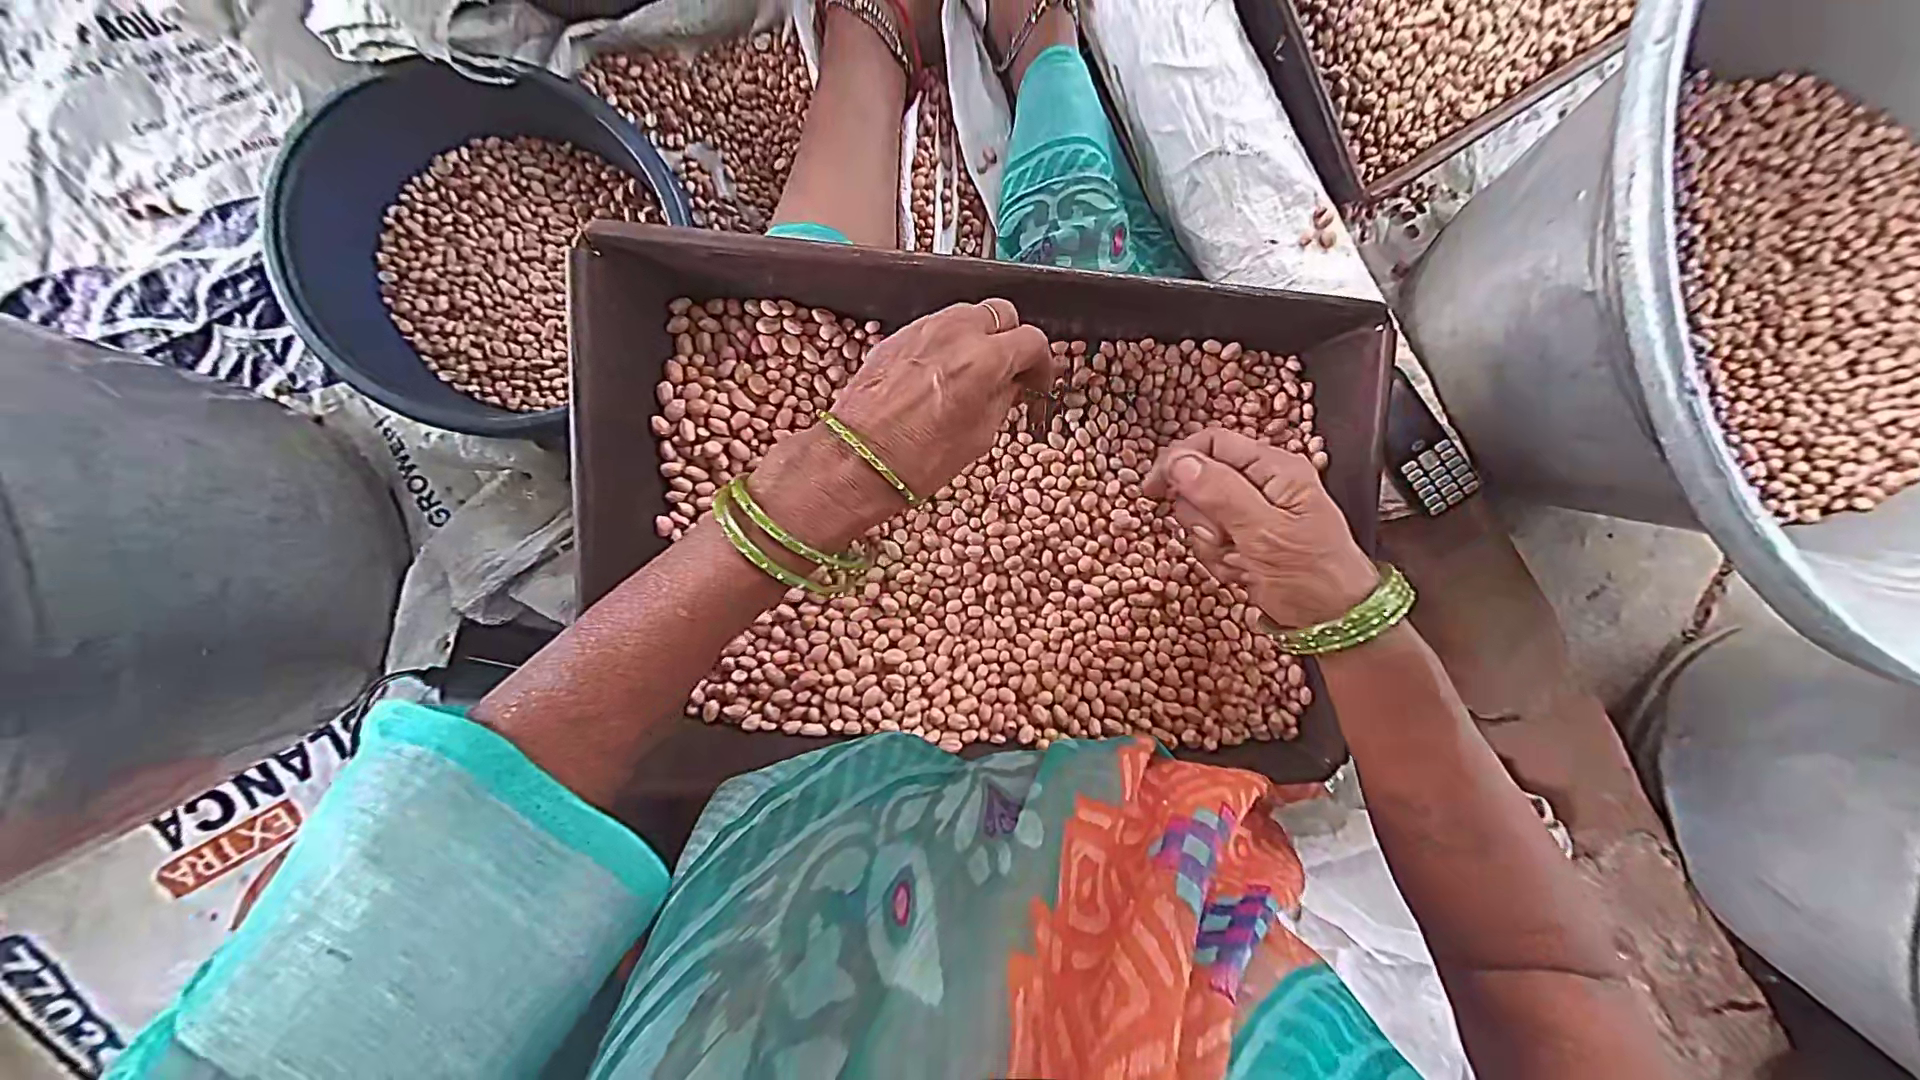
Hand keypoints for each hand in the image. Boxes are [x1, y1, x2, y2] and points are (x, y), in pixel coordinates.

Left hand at [832, 298, 1053, 494]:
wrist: (857, 461)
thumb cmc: (915, 460)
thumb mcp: (978, 438)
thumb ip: (1002, 399)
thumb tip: (1012, 383)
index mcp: (985, 360)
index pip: (1032, 340)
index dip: (1041, 363)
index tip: (1036, 382)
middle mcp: (955, 333)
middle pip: (1002, 314)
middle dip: (1012, 340)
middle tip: (1010, 371)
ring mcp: (922, 329)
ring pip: (967, 314)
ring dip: (979, 337)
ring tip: (975, 373)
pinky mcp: (896, 336)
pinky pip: (935, 326)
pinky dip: (948, 342)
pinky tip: (943, 373)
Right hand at [1143, 428, 1377, 629]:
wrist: (1332, 620)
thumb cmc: (1314, 575)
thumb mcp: (1266, 533)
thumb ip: (1221, 493)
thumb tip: (1179, 463)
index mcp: (1273, 468)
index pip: (1211, 443)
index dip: (1177, 461)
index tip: (1154, 489)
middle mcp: (1259, 483)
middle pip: (1197, 482)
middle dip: (1200, 517)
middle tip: (1223, 538)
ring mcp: (1248, 512)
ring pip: (1197, 515)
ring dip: (1208, 543)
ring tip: (1239, 559)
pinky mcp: (1241, 537)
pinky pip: (1205, 541)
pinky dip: (1215, 559)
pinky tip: (1241, 570)